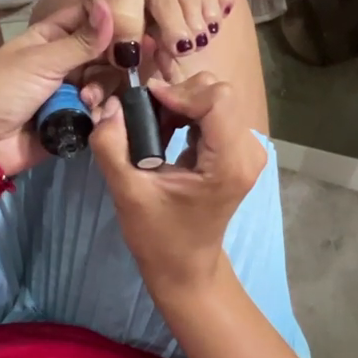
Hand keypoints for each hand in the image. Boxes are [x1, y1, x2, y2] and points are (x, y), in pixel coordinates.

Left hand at [0, 0, 114, 176]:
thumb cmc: (3, 91)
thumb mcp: (41, 61)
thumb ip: (81, 41)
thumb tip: (110, 6)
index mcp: (51, 36)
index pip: (89, 16)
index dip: (111, 20)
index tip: (131, 30)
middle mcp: (66, 60)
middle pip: (106, 50)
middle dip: (112, 61)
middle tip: (119, 68)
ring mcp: (72, 89)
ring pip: (107, 81)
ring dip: (102, 89)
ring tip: (86, 100)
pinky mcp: (77, 118)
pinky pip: (102, 110)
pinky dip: (102, 112)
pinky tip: (93, 116)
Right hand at [89, 72, 266, 293]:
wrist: (185, 266)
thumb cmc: (159, 235)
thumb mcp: (127, 192)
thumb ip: (111, 146)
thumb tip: (110, 105)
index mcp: (230, 164)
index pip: (217, 99)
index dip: (179, 92)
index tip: (147, 102)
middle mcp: (247, 152)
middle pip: (219, 92)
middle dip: (178, 96)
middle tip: (146, 117)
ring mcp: (247, 150)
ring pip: (216, 97)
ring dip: (181, 103)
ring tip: (153, 125)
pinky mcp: (238, 150)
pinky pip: (214, 111)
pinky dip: (187, 112)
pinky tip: (166, 131)